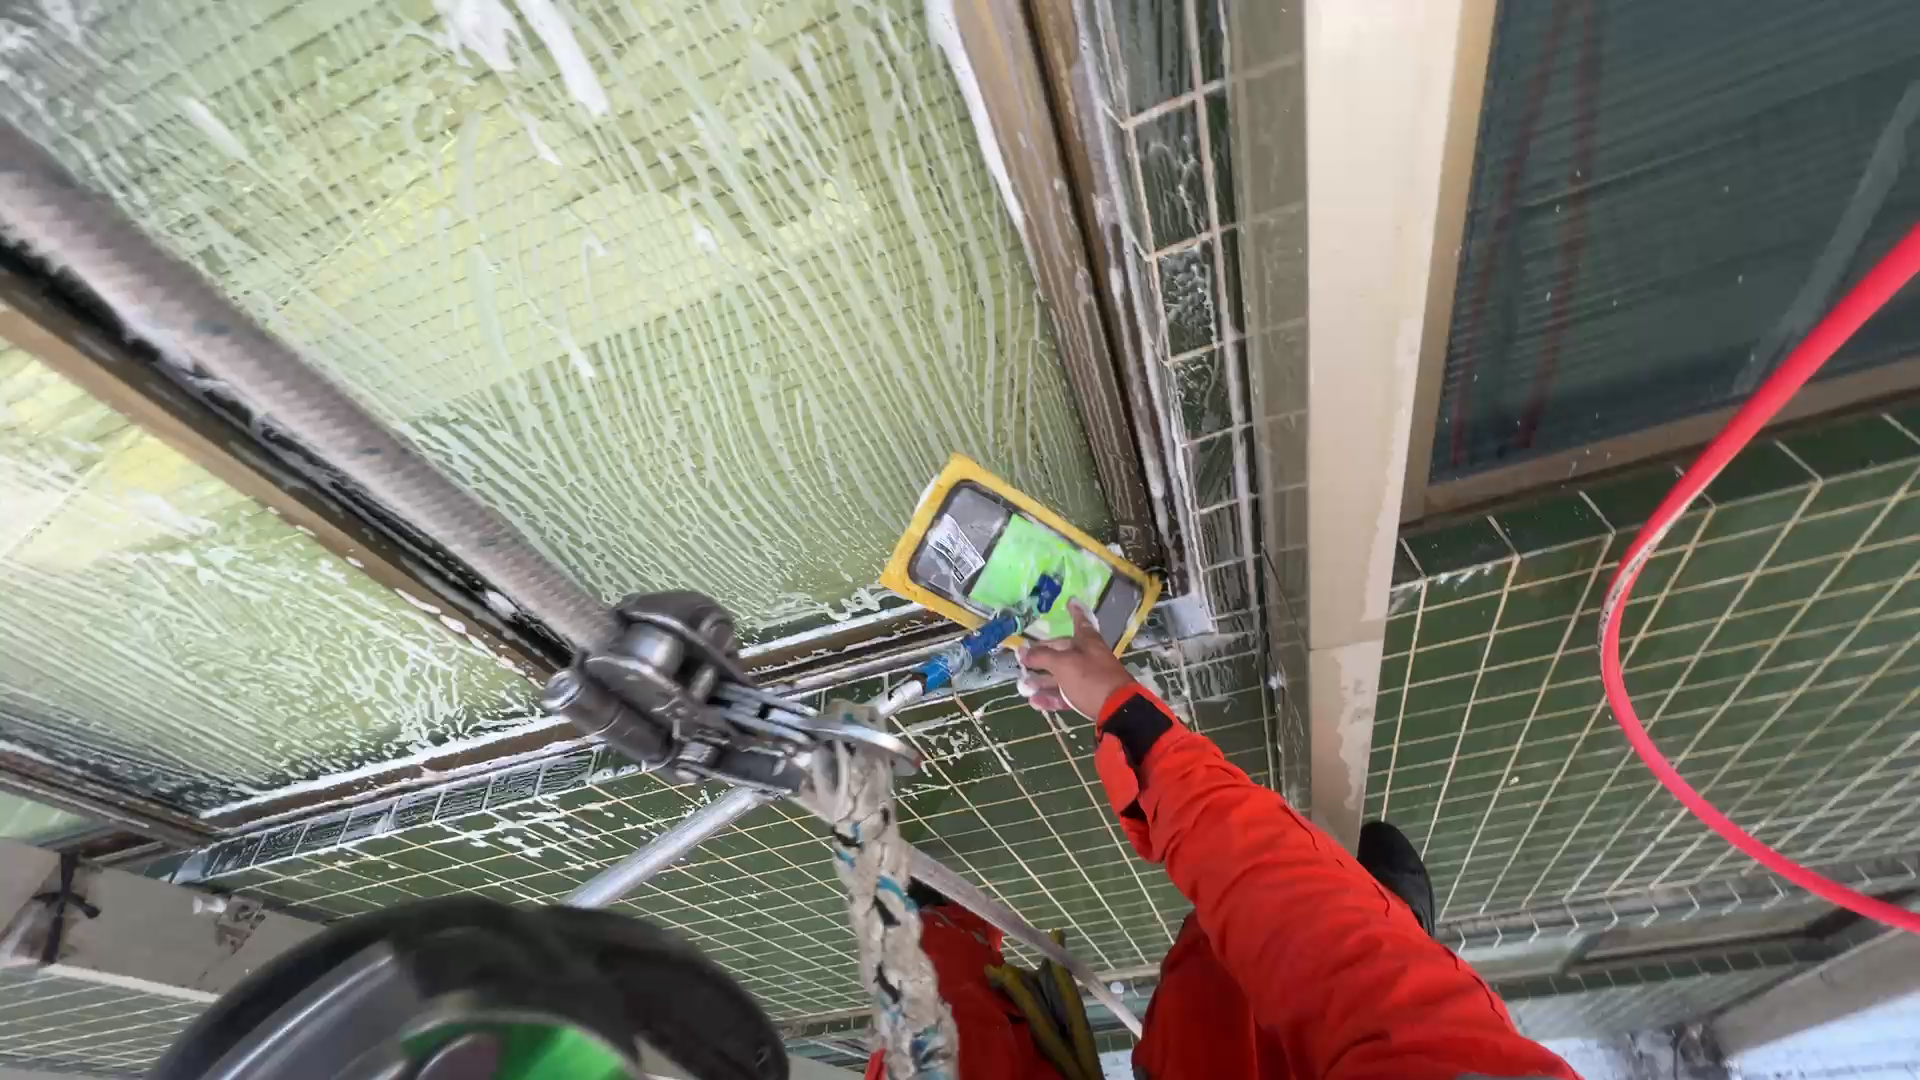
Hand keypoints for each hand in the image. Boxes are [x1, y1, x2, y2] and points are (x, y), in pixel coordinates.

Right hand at [1015, 600, 1135, 717]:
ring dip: (1042, 681)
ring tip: (1024, 686)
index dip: (1074, 612)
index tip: (1071, 601)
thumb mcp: (1063, 664)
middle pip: (1061, 653)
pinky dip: (1051, 697)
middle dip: (1041, 658)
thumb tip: (1022, 651)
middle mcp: (1088, 656)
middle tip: (1022, 662)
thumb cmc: (1090, 677)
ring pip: (1061, 676)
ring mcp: (1088, 677)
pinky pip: (1066, 694)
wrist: (1117, 709)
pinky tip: (1035, 702)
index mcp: (1087, 642)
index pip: (1080, 621)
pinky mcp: (1088, 697)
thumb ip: (1041, 657)